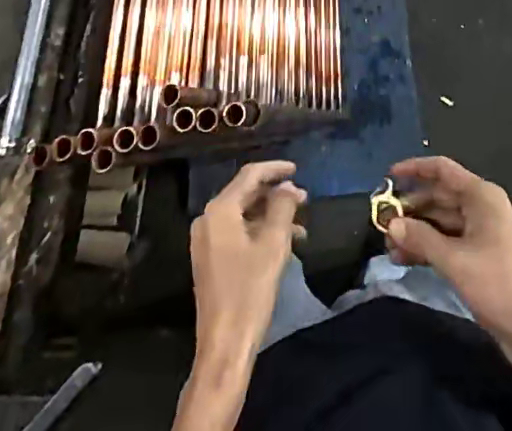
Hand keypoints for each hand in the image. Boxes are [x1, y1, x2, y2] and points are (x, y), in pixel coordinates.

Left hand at [189, 160, 307, 367]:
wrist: (224, 343)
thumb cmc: (250, 291)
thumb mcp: (273, 245)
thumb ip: (283, 208)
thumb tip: (288, 187)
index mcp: (219, 210)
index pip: (249, 176)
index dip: (275, 169)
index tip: (297, 168)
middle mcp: (208, 219)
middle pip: (245, 194)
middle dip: (276, 195)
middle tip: (305, 200)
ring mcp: (206, 240)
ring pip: (243, 214)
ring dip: (271, 215)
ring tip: (300, 225)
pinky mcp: (210, 258)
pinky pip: (237, 231)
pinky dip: (259, 231)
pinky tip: (283, 243)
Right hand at [385, 156, 511, 355]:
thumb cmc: (498, 286)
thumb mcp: (454, 260)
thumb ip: (419, 237)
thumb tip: (390, 222)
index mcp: (482, 197)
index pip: (442, 170)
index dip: (414, 169)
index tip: (387, 178)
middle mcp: (481, 207)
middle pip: (438, 195)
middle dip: (409, 208)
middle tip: (381, 222)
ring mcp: (481, 232)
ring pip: (439, 220)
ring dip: (414, 230)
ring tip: (387, 245)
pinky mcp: (478, 255)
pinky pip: (446, 240)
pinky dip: (426, 246)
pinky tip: (403, 258)